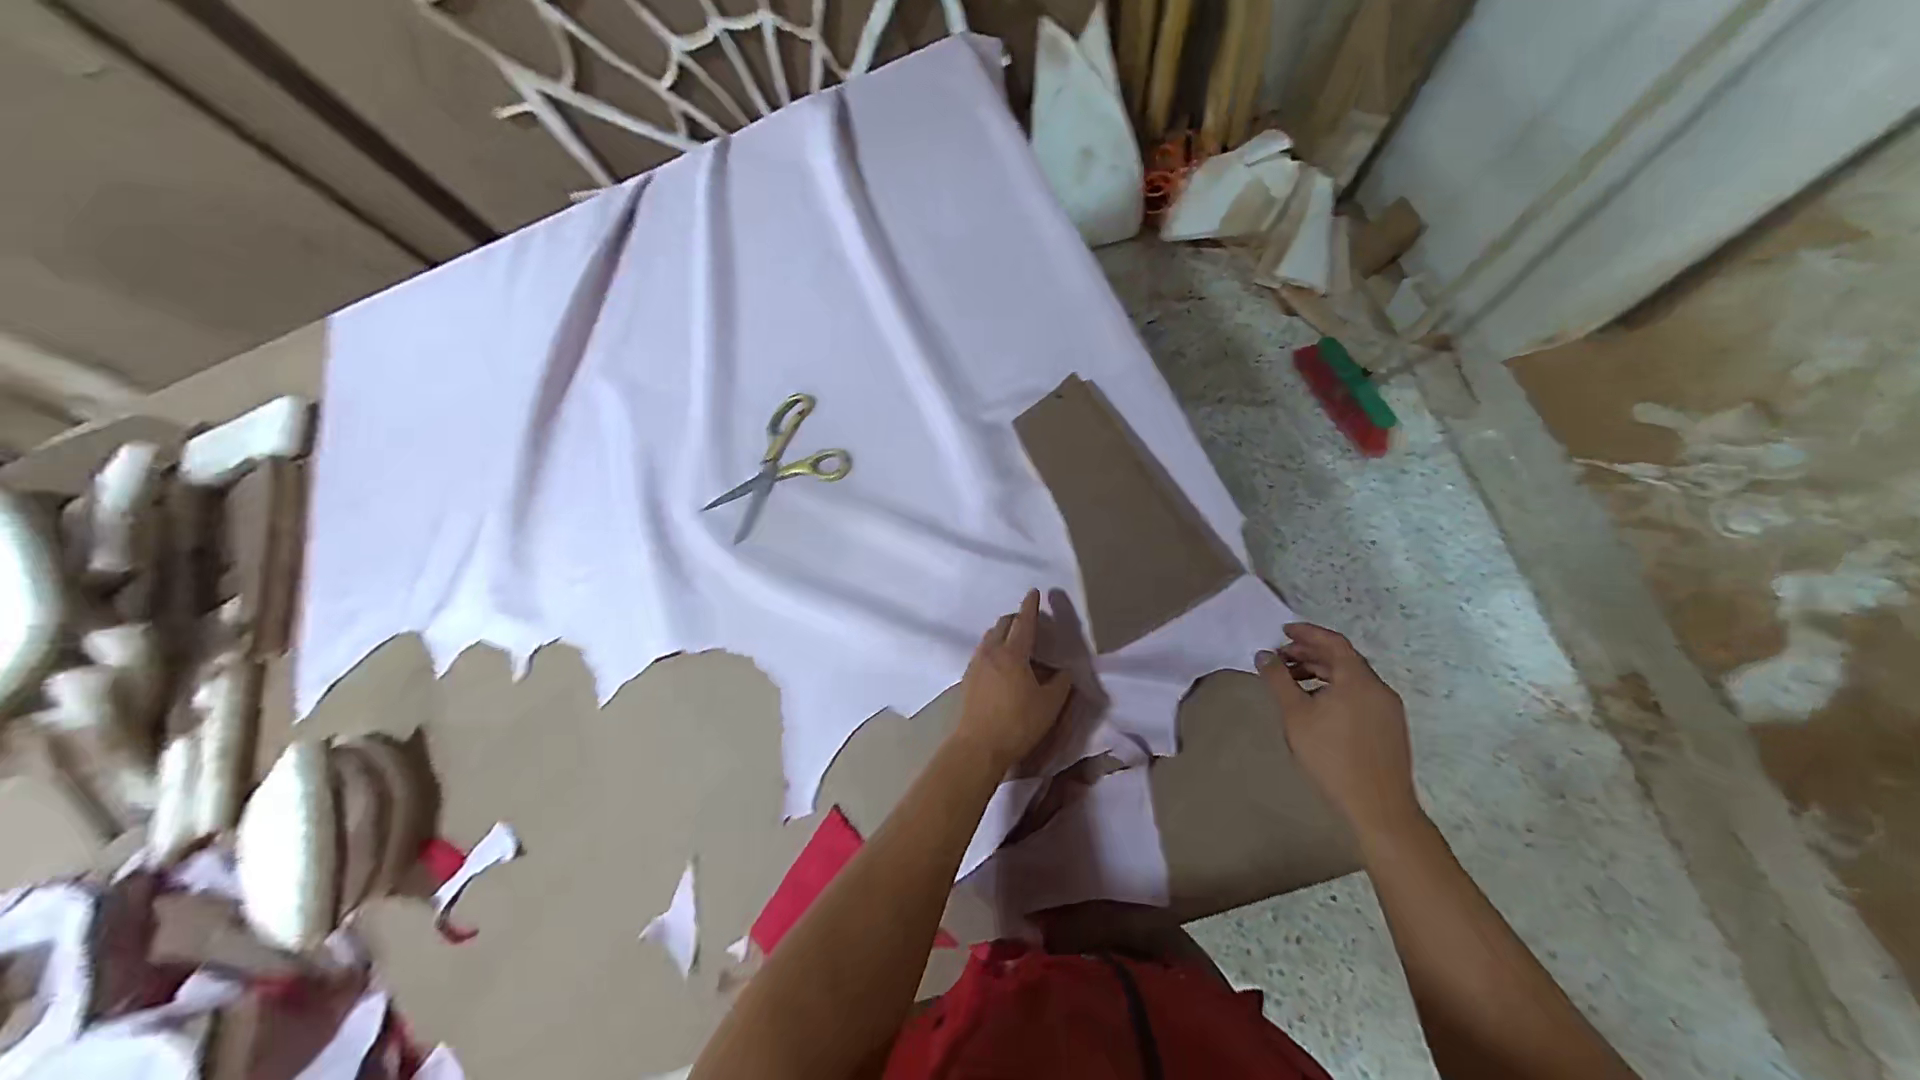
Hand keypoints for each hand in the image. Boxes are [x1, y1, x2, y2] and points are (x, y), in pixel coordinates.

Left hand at [956, 590, 1073, 772]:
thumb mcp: (1050, 704)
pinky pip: (982, 653)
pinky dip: (994, 648)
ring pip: (989, 638)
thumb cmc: (1018, 723)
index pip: (1024, 622)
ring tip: (1017, 644)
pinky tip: (1002, 665)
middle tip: (1030, 624)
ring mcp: (976, 664)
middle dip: (1016, 619)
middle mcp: (991, 652)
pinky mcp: (967, 679)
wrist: (978, 746)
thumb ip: (1061, 683)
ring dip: (1003, 633)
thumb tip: (1065, 671)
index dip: (1031, 606)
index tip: (1034, 592)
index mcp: (1013, 653)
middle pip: (1002, 625)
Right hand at [1257, 623, 1422, 840]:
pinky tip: (1317, 705)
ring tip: (1293, 682)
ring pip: (1351, 678)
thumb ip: (1278, 680)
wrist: (1378, 805)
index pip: (1333, 642)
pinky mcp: (1389, 726)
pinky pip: (1359, 694)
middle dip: (1310, 654)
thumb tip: (1264, 655)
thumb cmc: (1331, 756)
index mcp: (1358, 679)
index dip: (1307, 633)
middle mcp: (1378, 687)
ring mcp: (1388, 708)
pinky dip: (1336, 688)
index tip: (1283, 631)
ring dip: (1321, 672)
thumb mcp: (1295, 714)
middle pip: (1343, 659)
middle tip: (1281, 659)